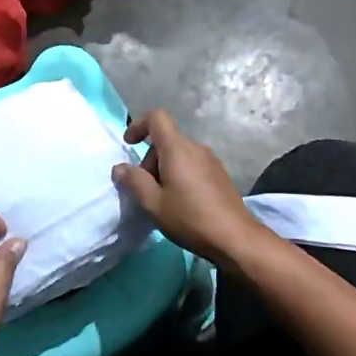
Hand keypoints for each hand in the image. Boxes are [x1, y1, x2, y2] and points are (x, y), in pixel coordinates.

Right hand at [111, 110, 268, 263]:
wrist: (235, 238)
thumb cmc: (189, 218)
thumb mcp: (153, 203)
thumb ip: (133, 181)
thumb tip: (120, 167)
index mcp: (177, 149)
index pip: (157, 117)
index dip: (139, 125)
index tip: (129, 145)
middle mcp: (196, 148)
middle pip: (166, 140)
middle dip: (149, 159)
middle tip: (145, 189)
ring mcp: (211, 161)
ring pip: (179, 154)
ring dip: (164, 169)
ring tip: (162, 198)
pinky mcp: (220, 175)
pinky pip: (192, 164)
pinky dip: (179, 175)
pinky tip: (181, 202)